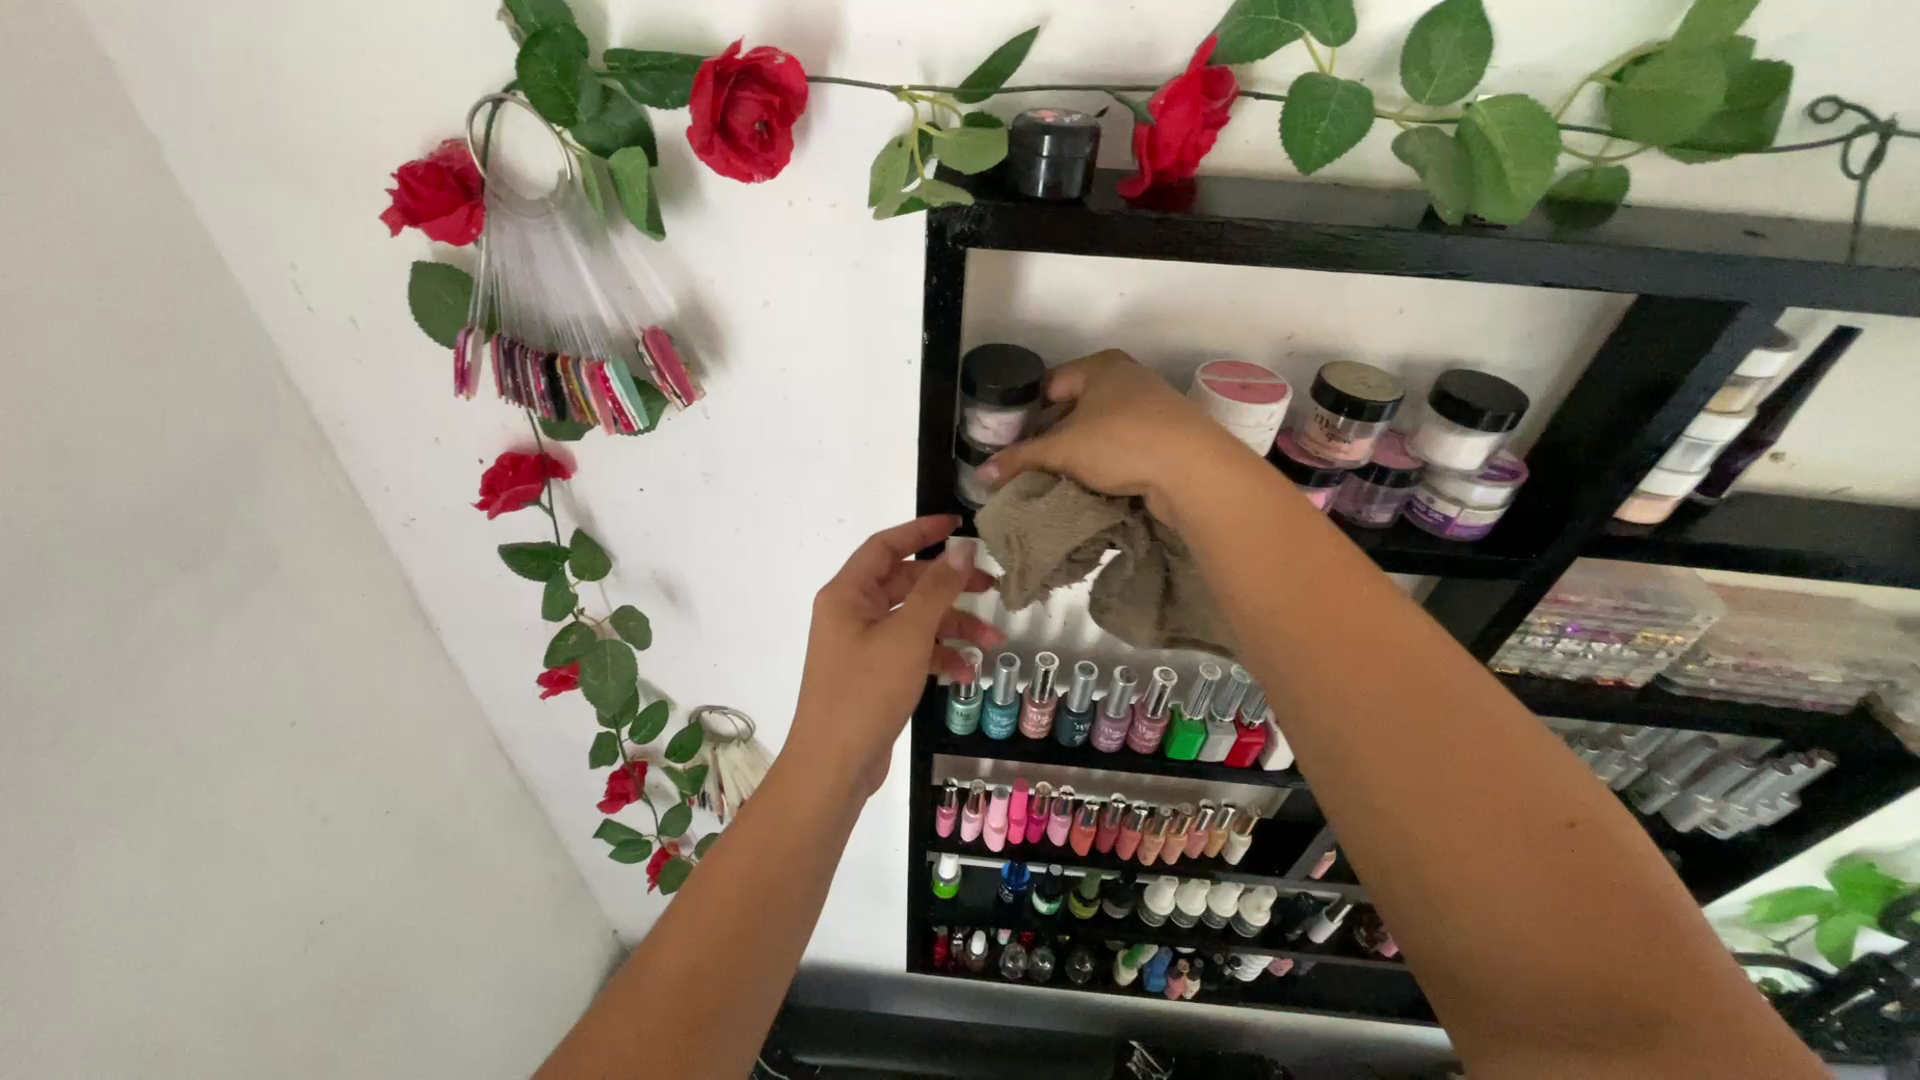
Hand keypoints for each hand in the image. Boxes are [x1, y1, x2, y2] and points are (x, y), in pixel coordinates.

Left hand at [789, 516, 1001, 794]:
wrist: (834, 765)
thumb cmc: (866, 692)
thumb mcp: (908, 635)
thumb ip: (937, 589)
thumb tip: (961, 548)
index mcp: (847, 594)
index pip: (886, 546)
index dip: (922, 531)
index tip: (960, 526)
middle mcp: (852, 613)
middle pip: (906, 584)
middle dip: (950, 588)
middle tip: (991, 587)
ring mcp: (862, 646)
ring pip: (915, 621)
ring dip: (953, 629)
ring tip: (993, 643)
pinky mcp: (874, 675)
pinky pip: (912, 652)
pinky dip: (939, 658)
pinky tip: (966, 675)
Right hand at [977, 350, 1247, 521]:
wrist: (1193, 470)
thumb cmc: (1122, 442)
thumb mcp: (1062, 450)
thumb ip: (1020, 459)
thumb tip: (982, 474)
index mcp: (1100, 367)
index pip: (1049, 385)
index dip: (1026, 414)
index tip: (1010, 443)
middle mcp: (1126, 380)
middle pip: (1073, 410)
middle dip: (1051, 439)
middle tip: (1028, 468)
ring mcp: (1148, 410)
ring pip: (1097, 433)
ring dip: (1078, 457)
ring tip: (1054, 482)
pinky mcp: (1163, 440)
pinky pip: (1121, 451)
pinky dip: (1104, 467)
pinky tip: (1089, 488)